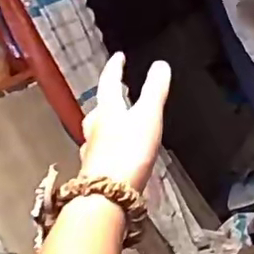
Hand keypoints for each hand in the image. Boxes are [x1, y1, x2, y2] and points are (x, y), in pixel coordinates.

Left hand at [78, 53, 170, 191]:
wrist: (107, 196)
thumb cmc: (127, 153)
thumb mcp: (147, 116)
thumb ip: (154, 90)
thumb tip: (160, 65)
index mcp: (107, 110)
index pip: (108, 82)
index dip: (115, 68)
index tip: (118, 57)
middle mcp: (95, 127)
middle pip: (100, 107)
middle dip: (109, 98)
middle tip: (117, 90)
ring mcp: (93, 150)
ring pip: (98, 130)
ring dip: (107, 122)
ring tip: (118, 121)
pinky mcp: (96, 171)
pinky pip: (101, 151)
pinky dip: (109, 146)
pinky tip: (116, 153)